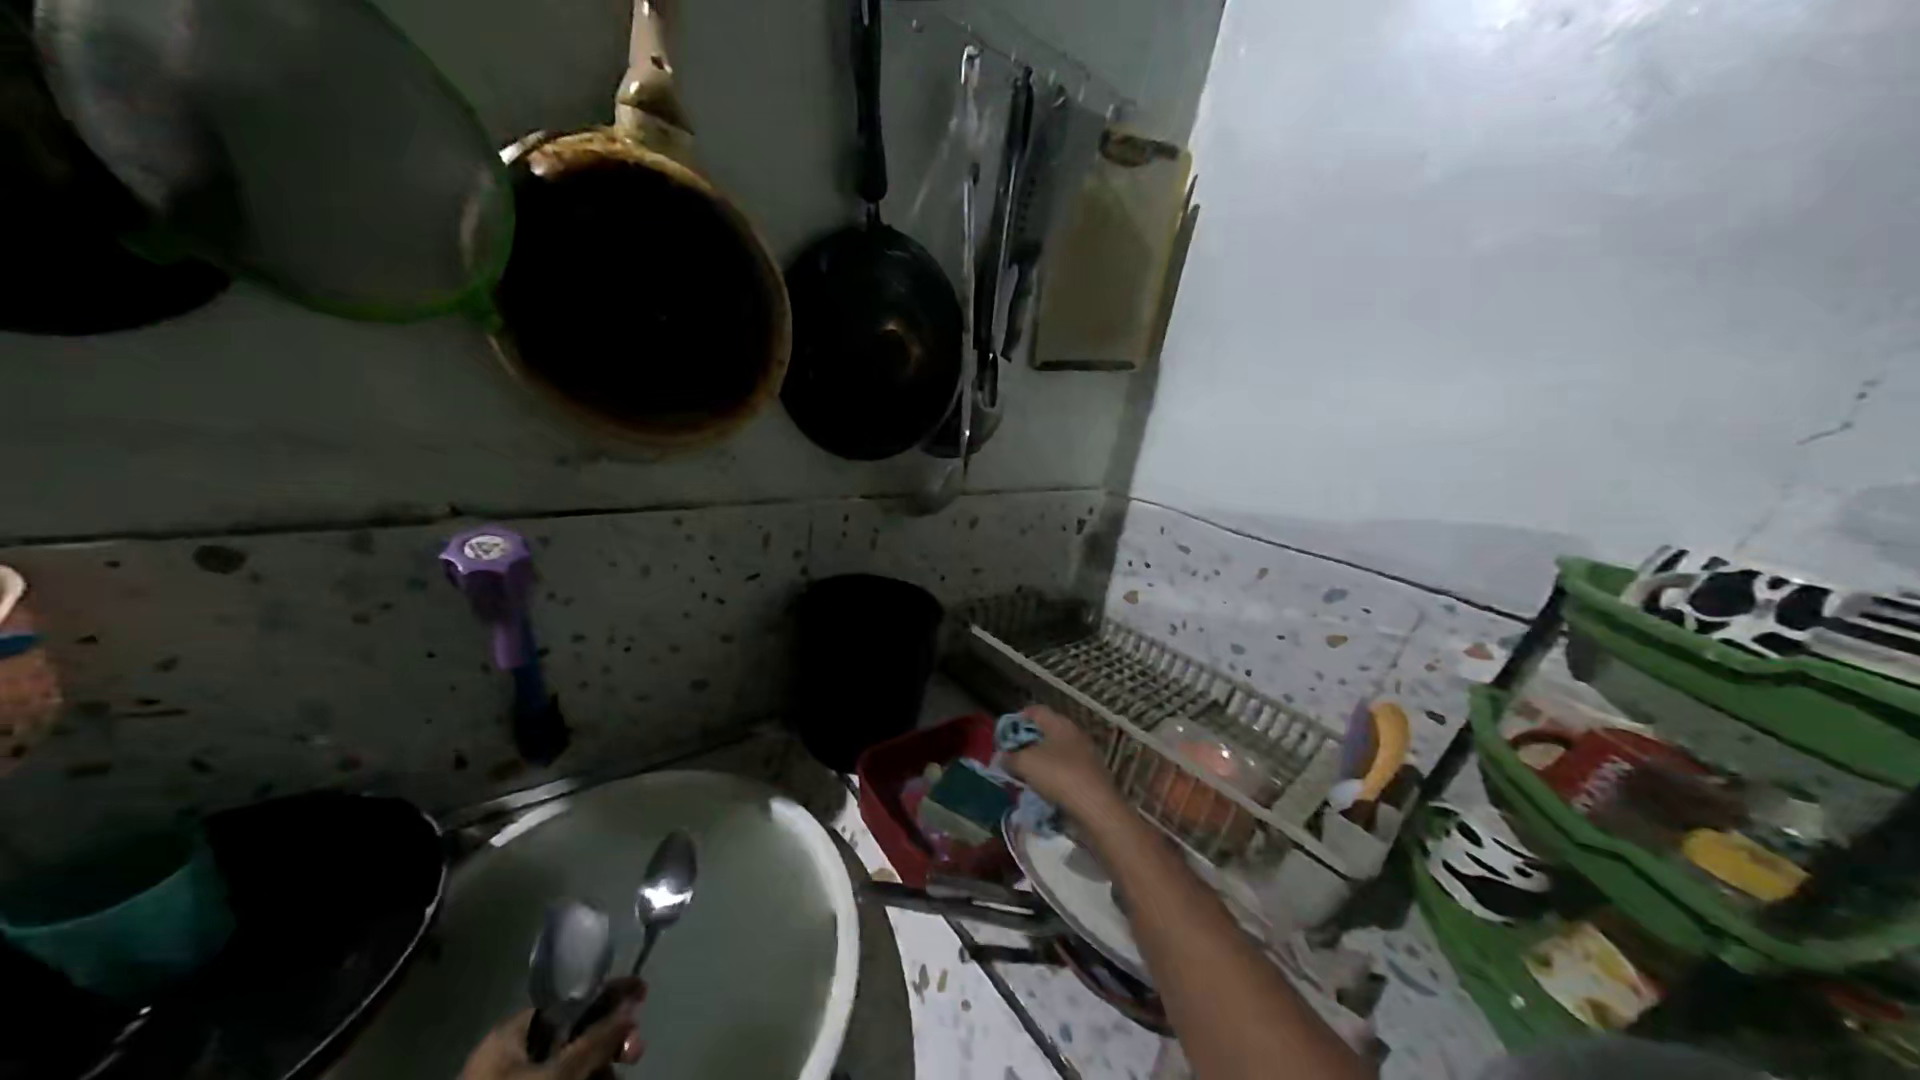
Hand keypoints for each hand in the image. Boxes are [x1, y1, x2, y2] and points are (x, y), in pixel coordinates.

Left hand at [459, 980, 646, 1079]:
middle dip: (609, 1042)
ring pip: (572, 1065)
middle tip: (635, 1053)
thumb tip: (632, 1004)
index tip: (642, 994)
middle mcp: (513, 1053)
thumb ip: (597, 1038)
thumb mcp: (558, 1076)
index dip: (606, 994)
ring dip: (601, 1070)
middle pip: (575, 1033)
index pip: (569, 1000)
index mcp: (512, 1034)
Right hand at [1005, 705, 1121, 817]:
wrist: (1096, 807)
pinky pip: (1067, 769)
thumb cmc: (1058, 775)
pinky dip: (1054, 775)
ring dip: (1041, 760)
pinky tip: (1045, 789)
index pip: (1036, 711)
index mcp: (1060, 723)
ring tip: (1026, 774)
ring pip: (1057, 751)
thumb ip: (1009, 757)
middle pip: (1047, 731)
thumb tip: (1002, 757)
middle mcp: (1075, 734)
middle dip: (1028, 742)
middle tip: (1013, 755)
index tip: (1005, 733)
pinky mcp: (1092, 775)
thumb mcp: (1024, 764)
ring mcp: (1087, 754)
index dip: (1018, 718)